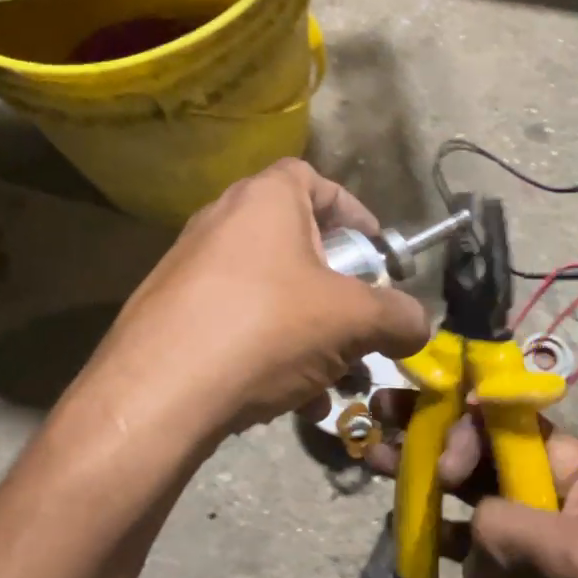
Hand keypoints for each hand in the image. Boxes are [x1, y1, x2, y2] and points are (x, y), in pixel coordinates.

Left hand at [83, 159, 428, 436]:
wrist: (159, 390)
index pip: (314, 179)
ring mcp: (189, 264)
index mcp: (265, 199)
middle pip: (294, 241)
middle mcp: (222, 219)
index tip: (375, 252)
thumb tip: (418, 325)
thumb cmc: (266, 328)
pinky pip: (235, 318)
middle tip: (356, 322)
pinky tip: (287, 399)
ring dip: (306, 329)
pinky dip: (267, 349)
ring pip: (267, 289)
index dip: (352, 211)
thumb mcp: (351, 321)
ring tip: (329, 379)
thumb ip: (397, 317)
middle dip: (334, 286)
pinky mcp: (170, 309)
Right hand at [367, 417, 577, 577]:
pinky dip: (447, 534)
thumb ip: (510, 522)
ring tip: (377, 460)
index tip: (442, 463)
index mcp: (571, 464)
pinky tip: (419, 540)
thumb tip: (468, 525)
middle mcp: (548, 482)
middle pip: (479, 445)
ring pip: (470, 487)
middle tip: (380, 415)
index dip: (467, 425)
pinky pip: (473, 535)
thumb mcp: (574, 557)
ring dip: (425, 476)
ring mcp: (533, 523)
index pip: (507, 421)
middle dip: (430, 431)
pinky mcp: (521, 562)